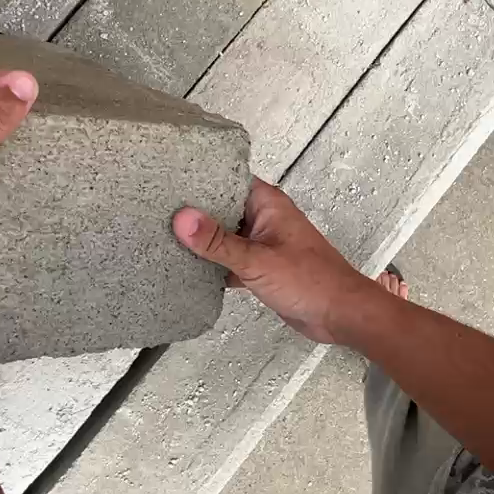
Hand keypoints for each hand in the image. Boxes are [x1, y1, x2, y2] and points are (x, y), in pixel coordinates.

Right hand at [173, 179, 385, 345]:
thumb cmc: (309, 280)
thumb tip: (181, 218)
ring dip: (203, 242)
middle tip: (154, 212)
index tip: (166, 180)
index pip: (227, 178)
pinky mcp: (262, 268)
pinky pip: (230, 260)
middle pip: (222, 207)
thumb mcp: (256, 260)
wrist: (340, 315)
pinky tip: (186, 270)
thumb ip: (217, 241)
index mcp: (268, 203)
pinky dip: (213, 265)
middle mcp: (264, 218)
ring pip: (225, 236)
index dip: (199, 178)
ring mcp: (263, 243)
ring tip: (162, 238)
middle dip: (195, 213)